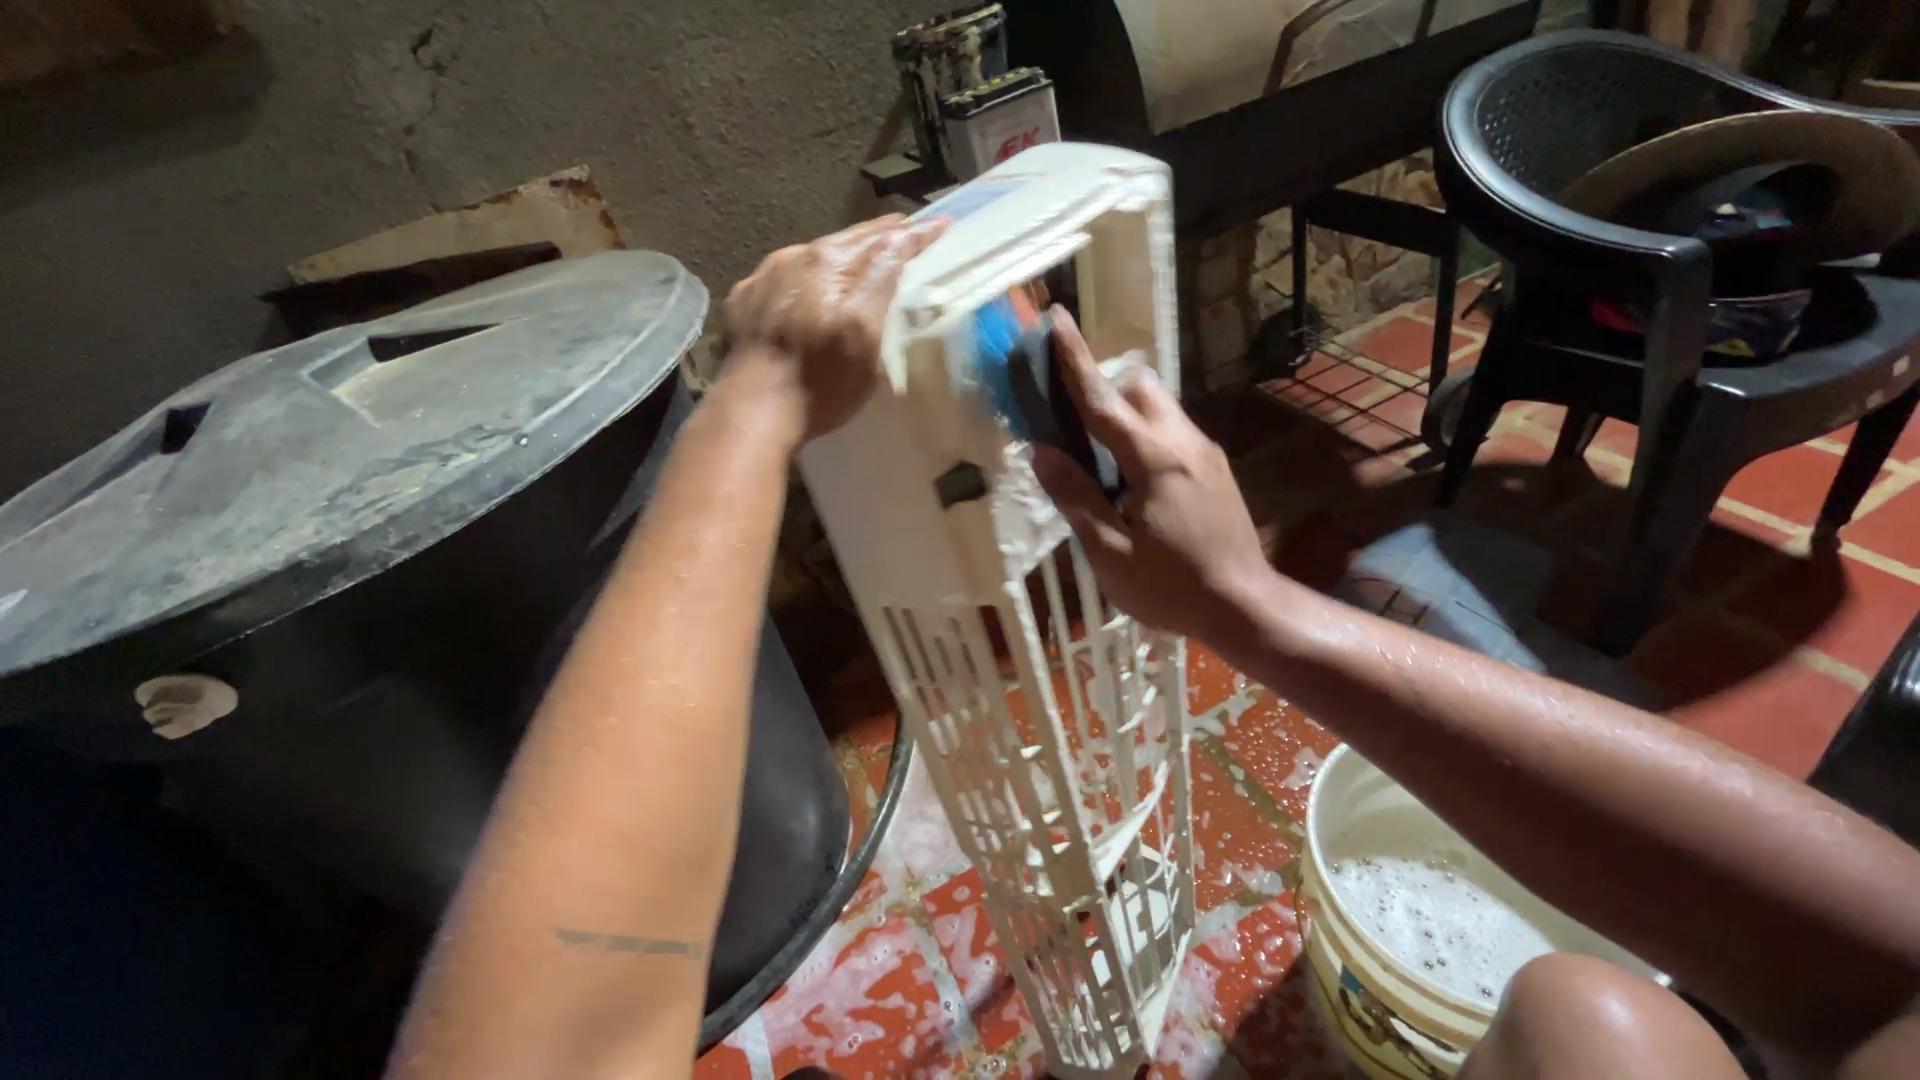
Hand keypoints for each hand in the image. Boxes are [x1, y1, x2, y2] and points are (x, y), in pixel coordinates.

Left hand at [718, 214, 949, 442]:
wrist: (751, 413)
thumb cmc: (819, 381)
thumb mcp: (864, 333)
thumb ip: (880, 280)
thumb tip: (898, 239)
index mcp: (828, 262)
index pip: (883, 239)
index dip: (915, 234)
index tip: (942, 225)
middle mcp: (792, 258)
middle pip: (845, 241)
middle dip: (878, 237)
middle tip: (905, 233)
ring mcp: (762, 279)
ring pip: (812, 257)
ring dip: (840, 257)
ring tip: (861, 260)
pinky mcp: (743, 304)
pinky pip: (783, 280)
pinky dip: (805, 280)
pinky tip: (809, 293)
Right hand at [1031, 308, 1270, 641]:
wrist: (1244, 607)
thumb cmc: (1170, 586)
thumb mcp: (1109, 552)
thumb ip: (1075, 496)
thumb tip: (1042, 451)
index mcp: (1154, 459)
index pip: (1102, 400)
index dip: (1073, 360)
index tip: (1055, 319)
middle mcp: (1184, 442)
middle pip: (1140, 386)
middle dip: (1104, 389)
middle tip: (1075, 427)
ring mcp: (1205, 454)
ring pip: (1160, 408)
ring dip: (1125, 415)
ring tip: (1100, 461)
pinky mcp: (1215, 470)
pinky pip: (1173, 432)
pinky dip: (1144, 436)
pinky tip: (1133, 482)